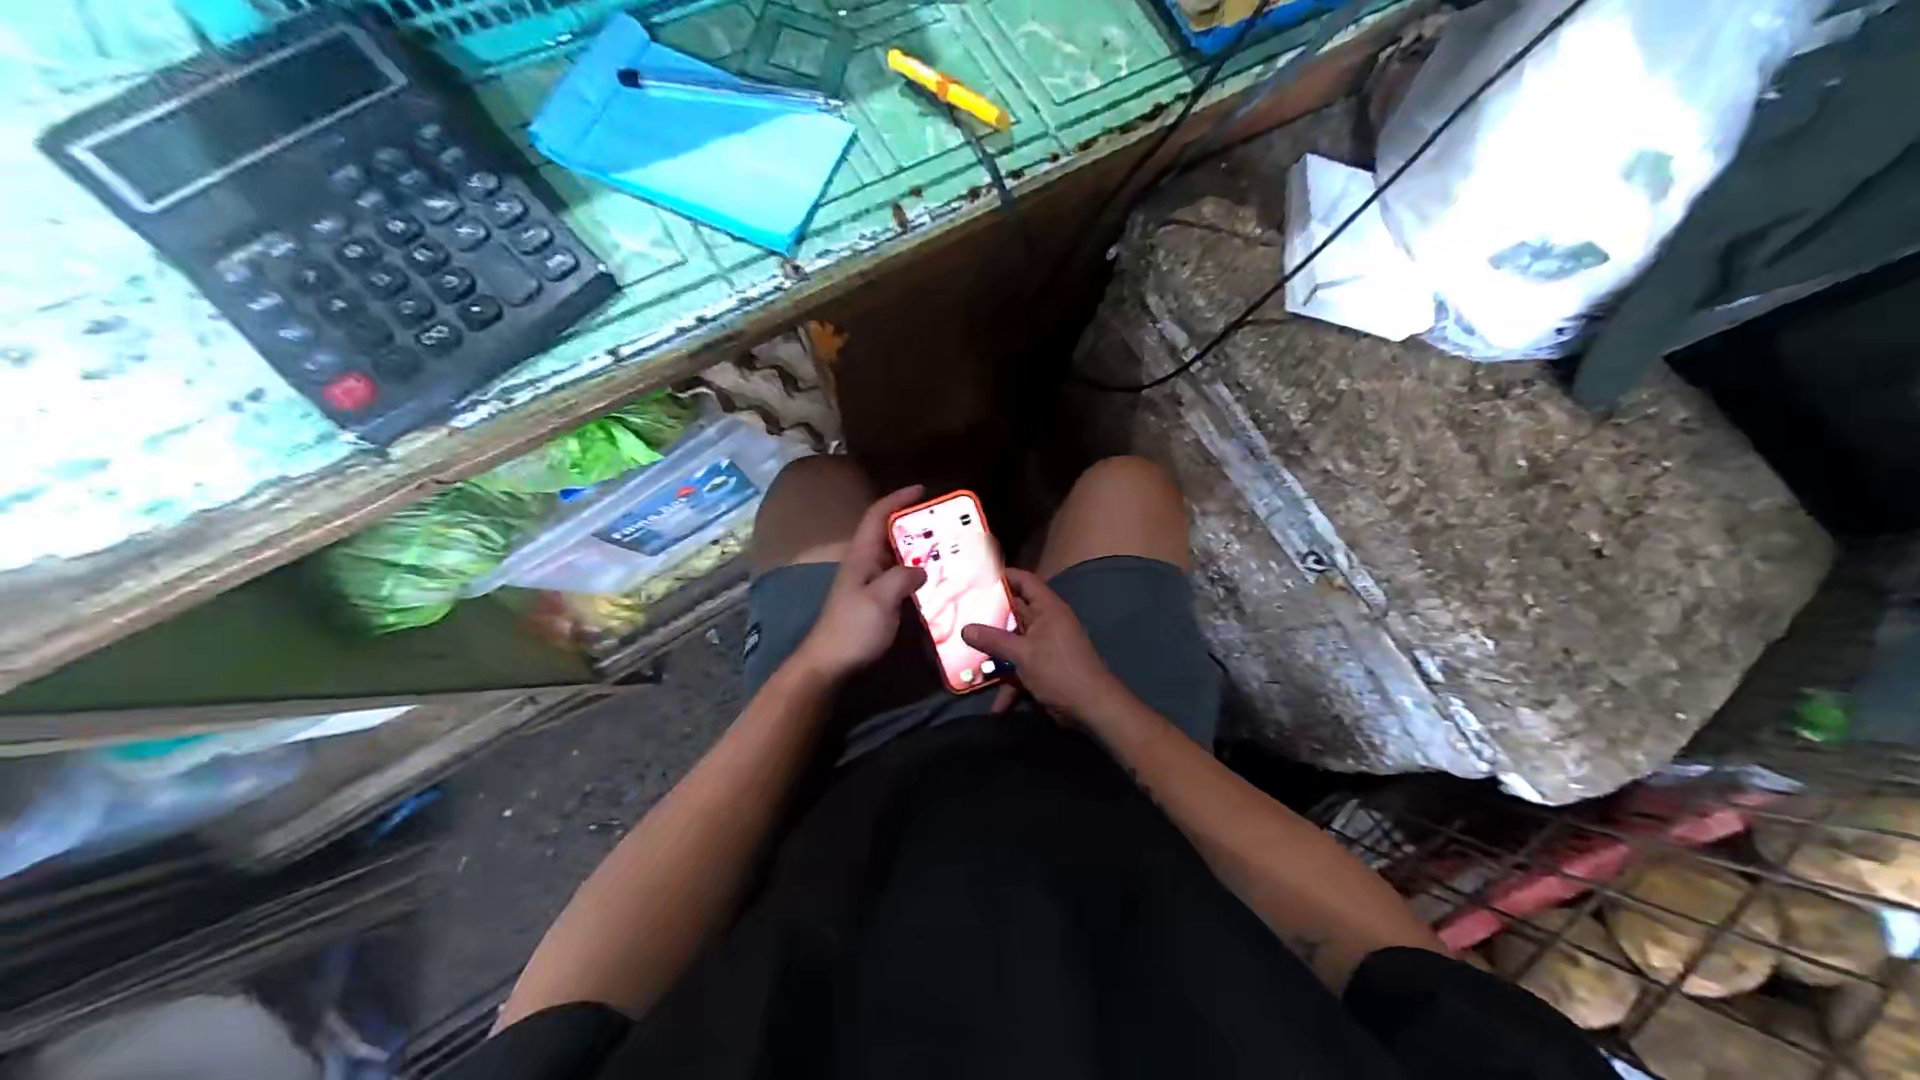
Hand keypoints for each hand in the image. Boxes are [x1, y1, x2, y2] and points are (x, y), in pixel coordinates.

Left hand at [789, 485, 928, 682]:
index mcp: (861, 556)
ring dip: (918, 550)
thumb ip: (903, 578)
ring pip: (895, 556)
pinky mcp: (875, 600)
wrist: (830, 663)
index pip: (877, 516)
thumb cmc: (853, 629)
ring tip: (946, 550)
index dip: (897, 499)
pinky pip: (899, 577)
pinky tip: (934, 582)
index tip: (922, 490)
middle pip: (889, 533)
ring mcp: (868, 582)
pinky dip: (916, 574)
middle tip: (944, 524)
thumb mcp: (880, 600)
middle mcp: (864, 564)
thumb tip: (922, 571)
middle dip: (914, 525)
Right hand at [961, 568, 1128, 726]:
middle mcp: (1046, 622)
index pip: (1025, 581)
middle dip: (989, 618)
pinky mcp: (1043, 668)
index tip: (976, 579)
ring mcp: (1044, 646)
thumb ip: (993, 640)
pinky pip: (1020, 668)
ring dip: (995, 655)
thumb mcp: (1022, 654)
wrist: (1091, 707)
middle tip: (960, 616)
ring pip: (1013, 643)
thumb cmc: (1058, 670)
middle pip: (1014, 613)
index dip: (1003, 576)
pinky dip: (1009, 683)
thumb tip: (965, 629)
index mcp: (1047, 608)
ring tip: (966, 659)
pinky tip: (996, 705)